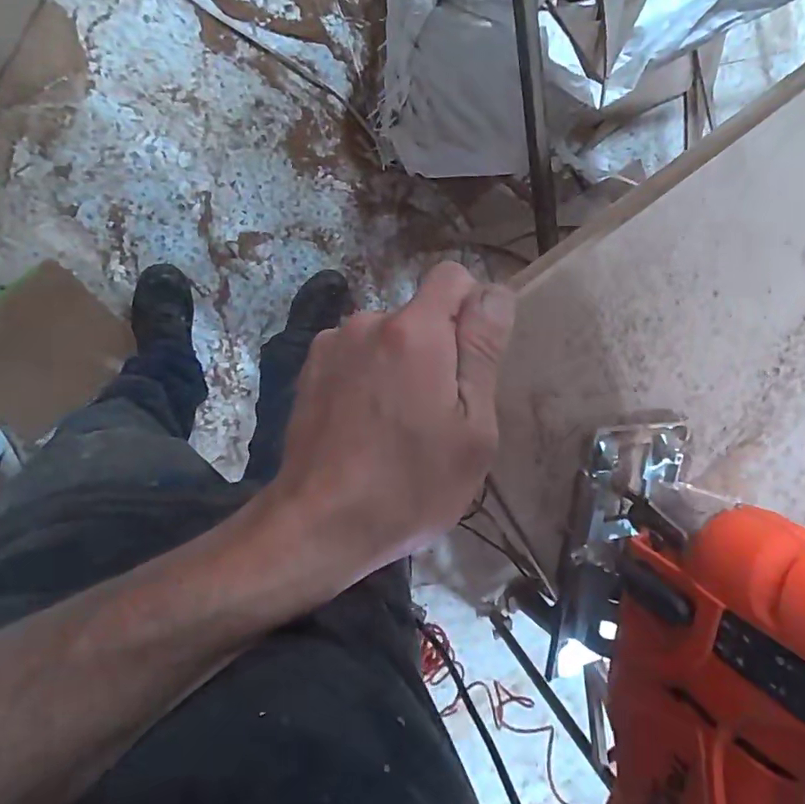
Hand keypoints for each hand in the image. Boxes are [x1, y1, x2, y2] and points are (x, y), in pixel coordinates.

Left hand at [258, 261, 515, 585]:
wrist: (317, 525)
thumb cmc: (411, 484)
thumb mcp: (473, 428)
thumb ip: (483, 351)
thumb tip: (495, 293)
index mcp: (415, 331)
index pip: (453, 277)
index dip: (473, 309)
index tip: (474, 361)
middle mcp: (368, 322)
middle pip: (421, 315)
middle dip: (438, 349)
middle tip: (439, 413)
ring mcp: (332, 345)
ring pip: (388, 338)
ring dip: (400, 365)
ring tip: (398, 426)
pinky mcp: (309, 369)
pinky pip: (357, 356)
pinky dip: (368, 377)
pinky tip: (363, 425)